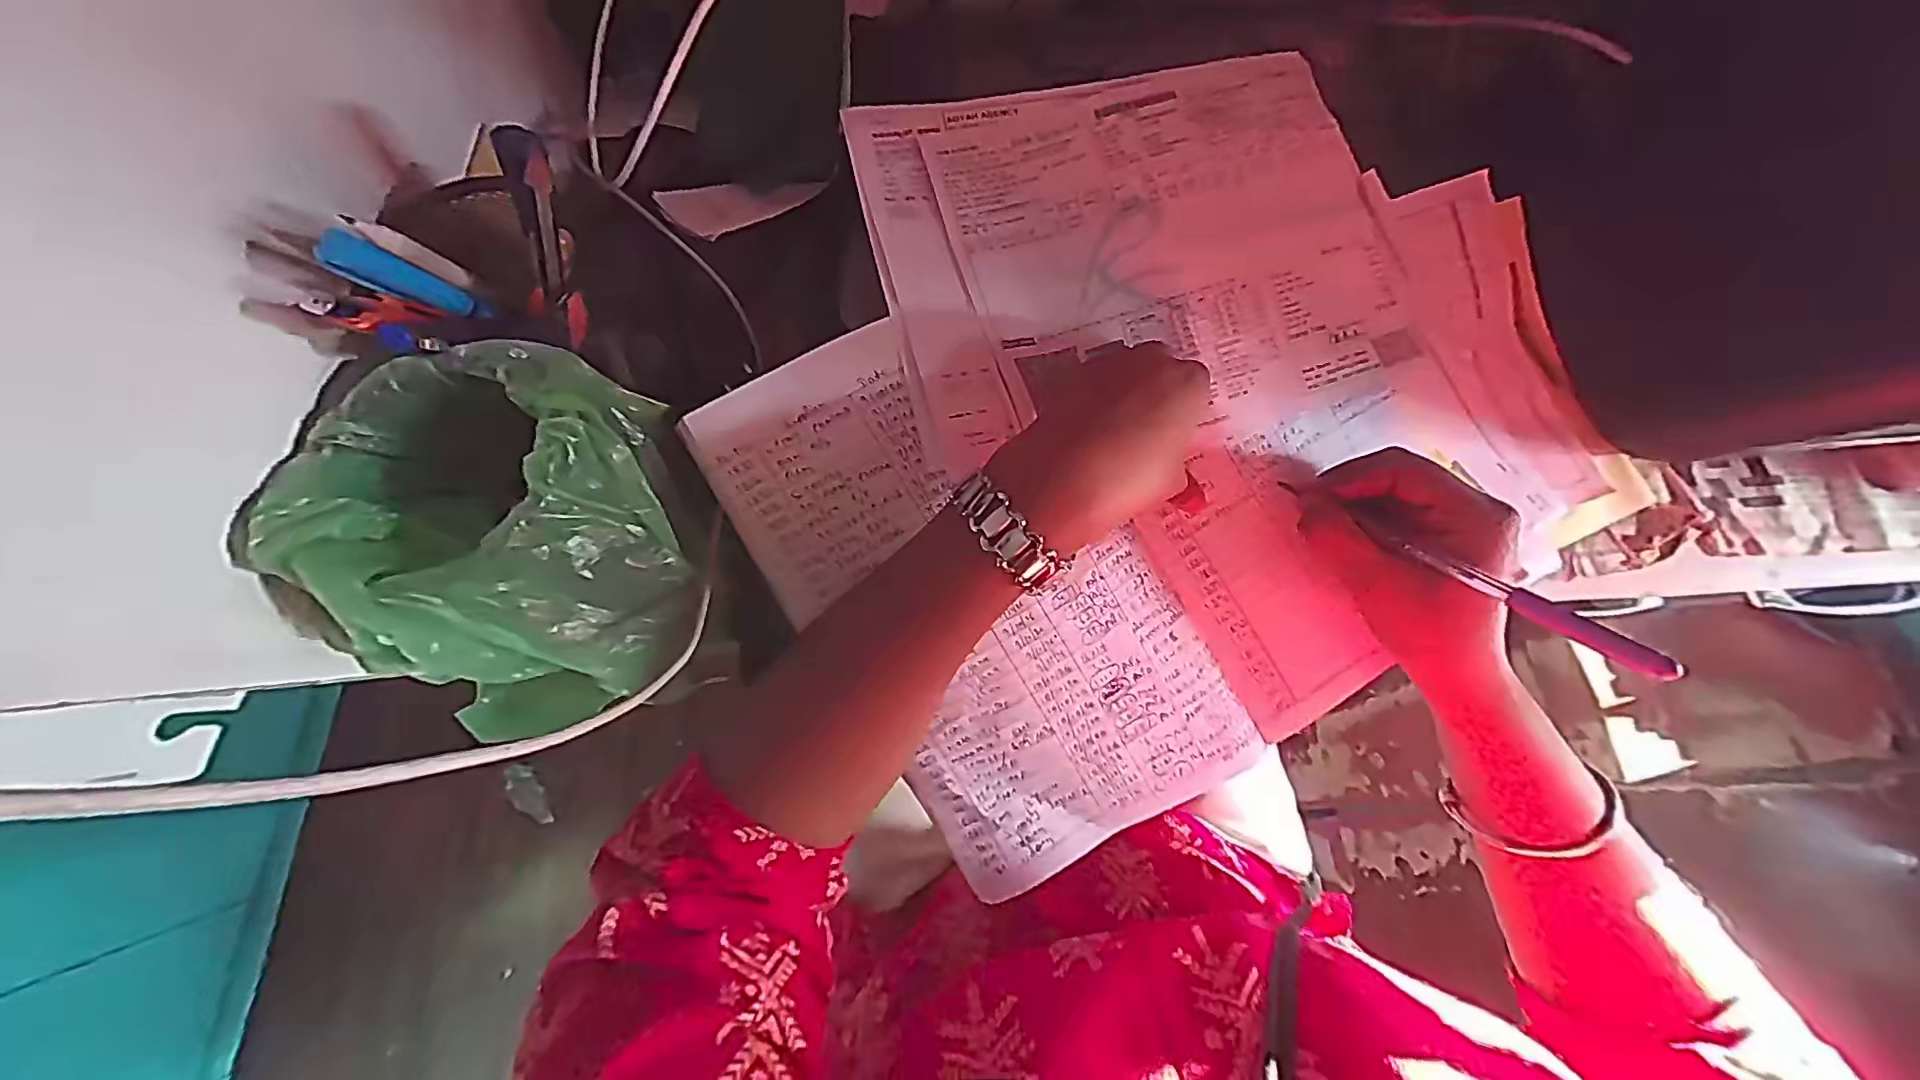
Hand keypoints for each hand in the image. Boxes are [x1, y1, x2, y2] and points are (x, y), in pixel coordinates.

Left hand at [987, 342, 1210, 551]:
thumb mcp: (1167, 484)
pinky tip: (1085, 431)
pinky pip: (1089, 383)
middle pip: (1159, 367)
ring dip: (1122, 391)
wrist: (1058, 482)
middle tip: (1147, 432)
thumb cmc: (1124, 480)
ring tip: (1113, 434)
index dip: (1185, 413)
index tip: (1175, 435)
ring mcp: (1104, 363)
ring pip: (1122, 370)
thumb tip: (1176, 473)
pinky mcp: (1067, 375)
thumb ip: (1178, 467)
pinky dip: (1089, 399)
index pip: (1197, 387)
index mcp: (1186, 381)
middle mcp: (1148, 360)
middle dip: (1155, 393)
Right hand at [1297, 448, 1519, 676]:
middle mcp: (1477, 509)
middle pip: (1400, 476)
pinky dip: (1366, 520)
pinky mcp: (1446, 534)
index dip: (1350, 478)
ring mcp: (1463, 521)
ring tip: (1327, 526)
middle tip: (1314, 510)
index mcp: (1476, 515)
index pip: (1404, 470)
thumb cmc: (1431, 635)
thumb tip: (1308, 505)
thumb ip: (1338, 539)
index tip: (1313, 497)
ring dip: (1356, 507)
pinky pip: (1398, 511)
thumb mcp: (1376, 584)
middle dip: (1351, 492)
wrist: (1457, 672)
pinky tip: (1347, 538)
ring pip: (1395, 492)